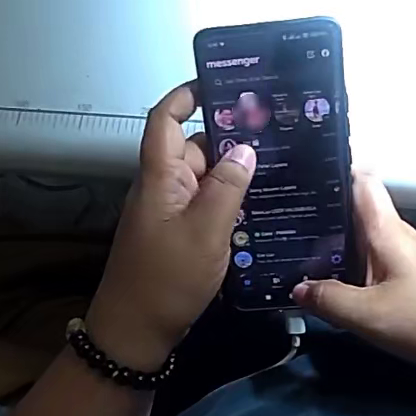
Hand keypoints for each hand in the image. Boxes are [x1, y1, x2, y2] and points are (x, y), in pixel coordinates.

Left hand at [85, 84, 254, 370]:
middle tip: (274, 131)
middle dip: (229, 136)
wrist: (136, 331)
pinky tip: (261, 203)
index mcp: (160, 176)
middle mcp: (164, 187)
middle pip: (194, 147)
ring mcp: (172, 212)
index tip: (221, 83)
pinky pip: (207, 205)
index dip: (187, 96)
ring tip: (279, 163)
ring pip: (206, 178)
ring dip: (235, 171)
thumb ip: (227, 187)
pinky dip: (231, 199)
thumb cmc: (167, 278)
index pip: (166, 120)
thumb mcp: (205, 231)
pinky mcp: (181, 234)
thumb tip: (246, 149)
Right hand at [291, 172, 415, 374]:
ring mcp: (401, 255)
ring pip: (358, 236)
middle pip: (352, 208)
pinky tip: (326, 281)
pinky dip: (345, 264)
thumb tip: (299, 289)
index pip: (360, 179)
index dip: (332, 166)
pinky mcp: (404, 275)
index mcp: (386, 230)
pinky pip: (367, 260)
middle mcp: (394, 235)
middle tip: (282, 215)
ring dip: (330, 240)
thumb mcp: (368, 315)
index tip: (301, 167)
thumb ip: (328, 300)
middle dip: (320, 209)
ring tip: (291, 247)